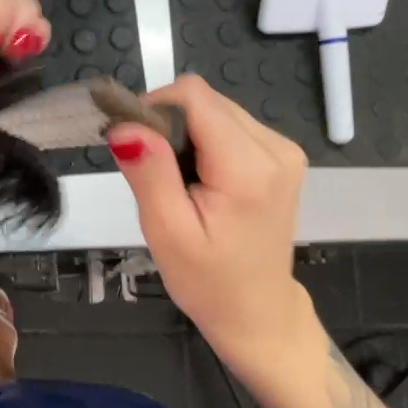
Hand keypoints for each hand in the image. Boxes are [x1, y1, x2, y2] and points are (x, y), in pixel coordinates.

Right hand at [106, 75, 318, 375]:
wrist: (256, 310)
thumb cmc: (207, 280)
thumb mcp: (167, 231)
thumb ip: (149, 173)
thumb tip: (125, 126)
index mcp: (248, 166)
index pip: (194, 96)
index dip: (154, 109)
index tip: (131, 144)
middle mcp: (275, 147)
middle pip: (205, 101)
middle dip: (168, 126)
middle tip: (152, 174)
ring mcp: (283, 150)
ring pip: (215, 110)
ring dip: (186, 135)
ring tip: (176, 182)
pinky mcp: (280, 156)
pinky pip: (229, 126)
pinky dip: (204, 144)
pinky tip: (198, 181)